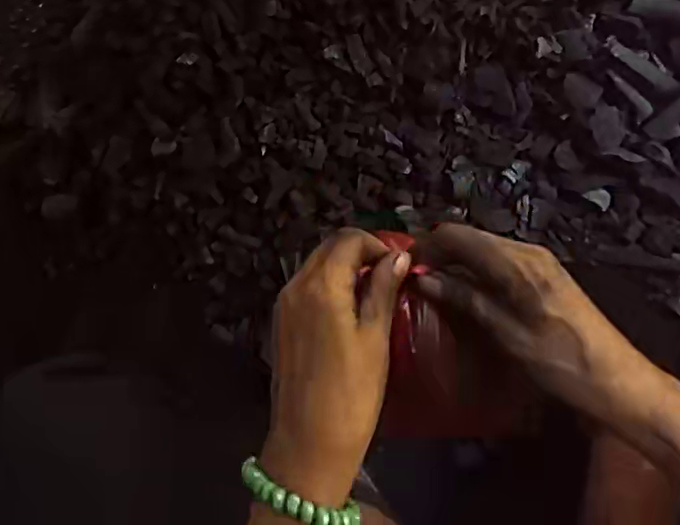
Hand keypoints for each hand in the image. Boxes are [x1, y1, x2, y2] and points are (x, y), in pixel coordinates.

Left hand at [260, 228, 409, 507]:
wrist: (307, 439)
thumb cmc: (352, 392)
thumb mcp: (375, 339)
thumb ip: (383, 290)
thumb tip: (398, 256)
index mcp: (319, 284)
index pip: (346, 239)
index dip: (375, 243)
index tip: (398, 263)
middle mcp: (295, 283)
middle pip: (327, 247)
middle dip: (359, 252)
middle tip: (390, 274)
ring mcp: (284, 300)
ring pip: (315, 264)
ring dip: (343, 267)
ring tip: (374, 291)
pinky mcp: (281, 318)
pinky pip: (306, 285)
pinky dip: (328, 283)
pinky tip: (349, 307)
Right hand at [411, 224, 673, 435]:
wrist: (629, 389)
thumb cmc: (567, 366)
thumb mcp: (509, 336)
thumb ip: (465, 300)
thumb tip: (422, 279)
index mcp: (516, 262)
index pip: (454, 235)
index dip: (425, 247)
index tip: (405, 268)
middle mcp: (525, 250)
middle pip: (466, 235)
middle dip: (437, 251)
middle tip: (415, 277)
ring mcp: (536, 259)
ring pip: (479, 244)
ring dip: (454, 259)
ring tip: (435, 284)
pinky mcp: (542, 271)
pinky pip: (495, 256)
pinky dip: (473, 266)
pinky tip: (465, 288)